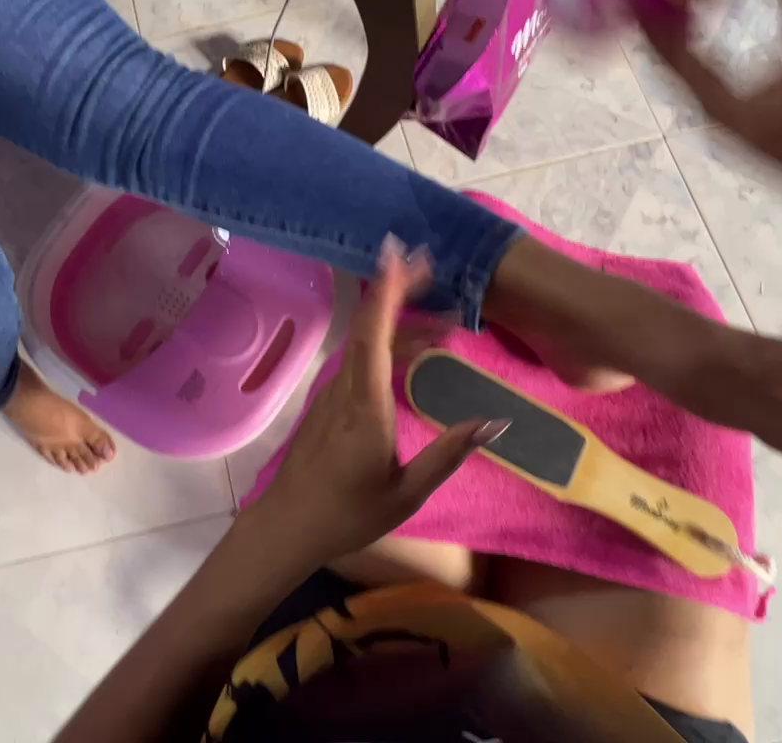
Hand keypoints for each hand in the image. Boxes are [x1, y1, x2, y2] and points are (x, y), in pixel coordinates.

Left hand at [247, 240, 508, 568]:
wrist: (286, 526)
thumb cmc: (347, 515)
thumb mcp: (407, 494)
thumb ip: (448, 454)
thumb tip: (494, 421)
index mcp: (365, 407)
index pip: (374, 336)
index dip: (387, 292)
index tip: (398, 256)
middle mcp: (345, 389)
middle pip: (370, 328)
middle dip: (398, 291)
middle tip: (431, 265)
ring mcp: (333, 392)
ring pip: (367, 342)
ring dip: (400, 320)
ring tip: (444, 316)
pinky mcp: (330, 401)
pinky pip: (362, 360)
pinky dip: (389, 343)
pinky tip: (415, 350)